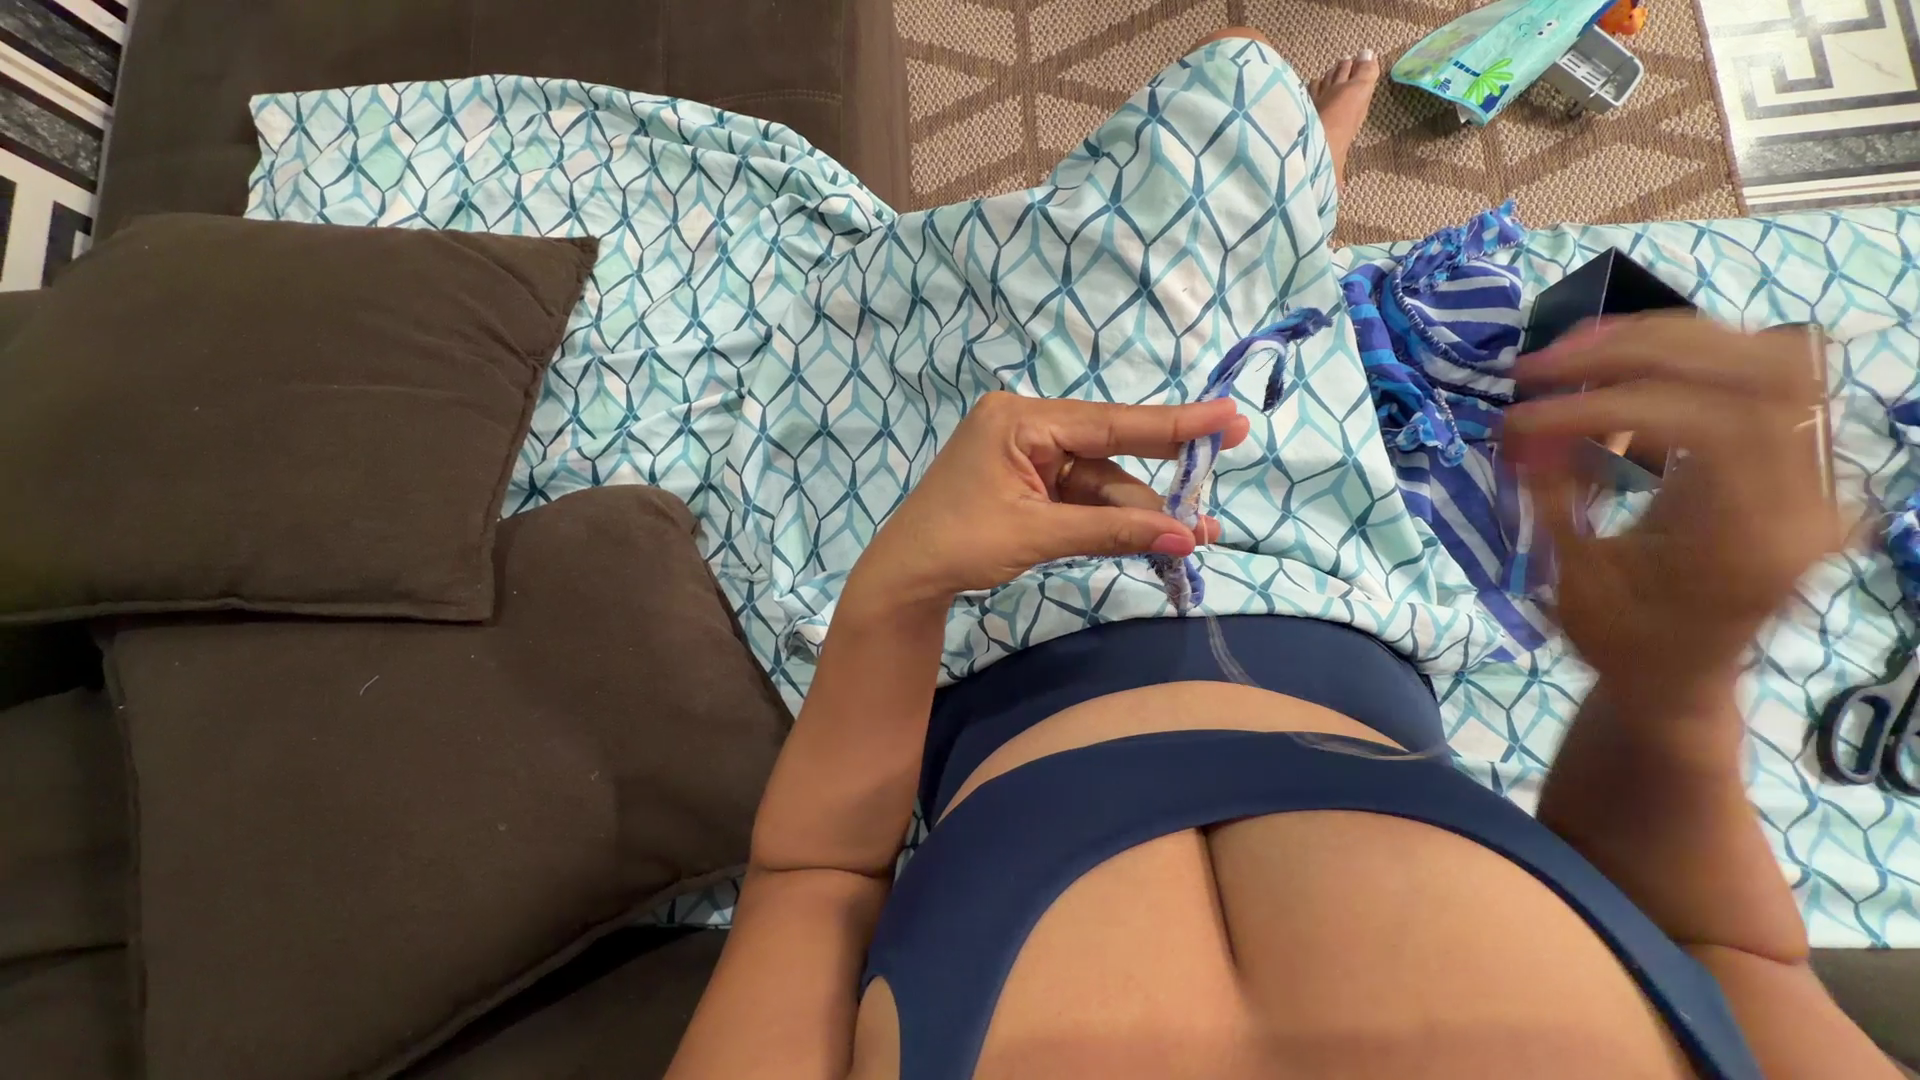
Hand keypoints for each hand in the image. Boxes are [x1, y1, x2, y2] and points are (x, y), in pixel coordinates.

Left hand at [846, 391, 1250, 607]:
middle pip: (1110, 446)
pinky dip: (1113, 518)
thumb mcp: (1038, 535)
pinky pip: (1082, 495)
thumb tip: (1184, 536)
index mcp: (1021, 420)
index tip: (1228, 417)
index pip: (1110, 421)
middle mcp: (1028, 427)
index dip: (1174, 424)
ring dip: (1141, 509)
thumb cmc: (960, 545)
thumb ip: (1111, 531)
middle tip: (1226, 459)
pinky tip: (1153, 533)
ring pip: (1100, 479)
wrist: (907, 575)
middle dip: (1164, 469)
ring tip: (1193, 534)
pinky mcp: (1030, 483)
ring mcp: (1029, 456)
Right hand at [1504, 315, 1843, 691]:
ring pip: (1766, 356)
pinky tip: (1615, 366)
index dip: (1608, 404)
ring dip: (1658, 342)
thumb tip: (1520, 433)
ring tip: (1571, 354)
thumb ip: (1553, 498)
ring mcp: (1812, 472)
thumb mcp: (1572, 582)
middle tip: (1541, 367)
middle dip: (1633, 353)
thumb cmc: (1619, 644)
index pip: (1710, 424)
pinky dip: (1682, 355)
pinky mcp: (1790, 457)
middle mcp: (1807, 495)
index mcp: (1755, 538)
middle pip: (1755, 369)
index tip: (1523, 419)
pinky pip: (1756, 374)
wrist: (1678, 677)